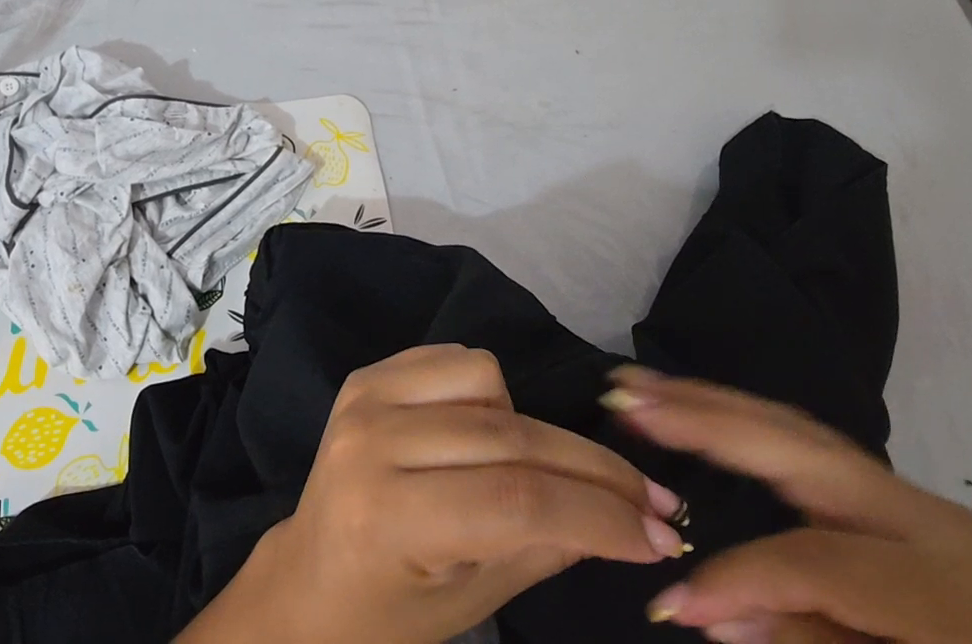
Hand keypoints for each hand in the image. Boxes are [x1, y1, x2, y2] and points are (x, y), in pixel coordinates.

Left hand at [176, 344, 689, 643]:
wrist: (309, 576)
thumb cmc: (387, 611)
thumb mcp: (471, 600)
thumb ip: (548, 549)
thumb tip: (635, 522)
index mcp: (389, 517)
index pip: (517, 502)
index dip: (600, 514)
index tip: (662, 534)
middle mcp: (372, 444)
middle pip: (511, 440)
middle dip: (594, 474)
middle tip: (652, 504)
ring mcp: (364, 400)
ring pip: (489, 383)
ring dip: (529, 429)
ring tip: (531, 474)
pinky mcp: (366, 378)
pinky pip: (455, 360)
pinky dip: (489, 395)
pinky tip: (489, 437)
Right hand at [601, 366, 971, 643]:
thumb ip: (807, 643)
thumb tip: (702, 609)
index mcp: (944, 582)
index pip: (815, 560)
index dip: (738, 577)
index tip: (669, 603)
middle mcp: (928, 519)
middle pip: (801, 449)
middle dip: (704, 419)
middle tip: (622, 398)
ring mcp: (913, 500)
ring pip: (798, 430)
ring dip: (711, 403)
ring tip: (640, 388)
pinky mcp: (897, 500)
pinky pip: (809, 447)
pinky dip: (743, 423)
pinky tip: (698, 410)